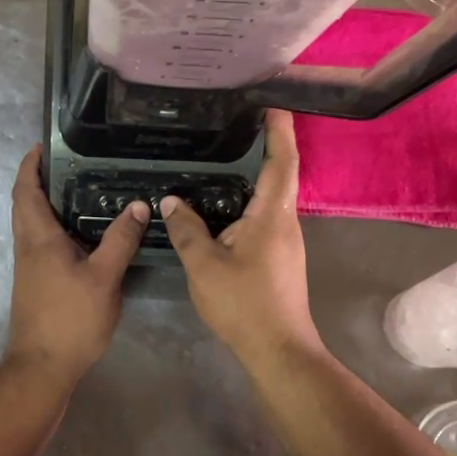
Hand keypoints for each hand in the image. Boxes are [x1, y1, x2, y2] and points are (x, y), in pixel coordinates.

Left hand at [6, 145, 148, 381]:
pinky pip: (40, 241)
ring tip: (76, 190)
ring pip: (31, 224)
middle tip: (65, 163)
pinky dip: (53, 225)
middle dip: (38, 180)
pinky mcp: (35, 282)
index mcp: (38, 239)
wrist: (41, 367)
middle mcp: (27, 247)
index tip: (41, 146)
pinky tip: (79, 233)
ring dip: (45, 202)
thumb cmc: (70, 319)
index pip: (26, 191)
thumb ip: (120, 240)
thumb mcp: (104, 278)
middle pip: (25, 204)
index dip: (30, 166)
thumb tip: (138, 205)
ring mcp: (28, 267)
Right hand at [160, 109, 319, 362]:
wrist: (278, 350)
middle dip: (265, 148)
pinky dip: (246, 203)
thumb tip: (171, 201)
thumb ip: (186, 229)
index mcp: (272, 216)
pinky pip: (263, 218)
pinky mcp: (279, 259)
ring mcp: (285, 242)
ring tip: (224, 159)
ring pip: (270, 200)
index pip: (281, 163)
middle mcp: (285, 223)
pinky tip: (223, 206)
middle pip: (279, 177)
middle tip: (238, 125)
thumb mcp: (204, 265)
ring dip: (253, 178)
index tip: (273, 105)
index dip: (279, 132)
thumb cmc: (244, 303)